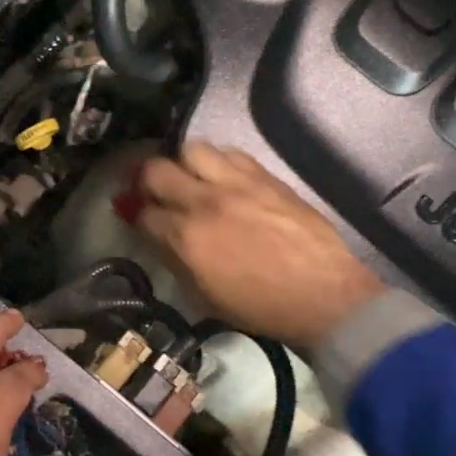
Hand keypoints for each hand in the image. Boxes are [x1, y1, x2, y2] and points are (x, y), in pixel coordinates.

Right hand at [134, 143, 386, 348]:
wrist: (322, 294)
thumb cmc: (259, 306)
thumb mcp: (203, 296)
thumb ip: (175, 260)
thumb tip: (159, 237)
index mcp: (185, 237)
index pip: (143, 212)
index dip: (133, 214)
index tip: (133, 215)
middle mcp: (205, 201)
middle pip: (157, 169)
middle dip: (146, 179)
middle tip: (151, 188)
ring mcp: (237, 183)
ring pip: (192, 149)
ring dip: (183, 163)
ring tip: (190, 177)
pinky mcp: (266, 176)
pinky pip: (230, 152)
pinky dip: (218, 161)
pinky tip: (222, 177)